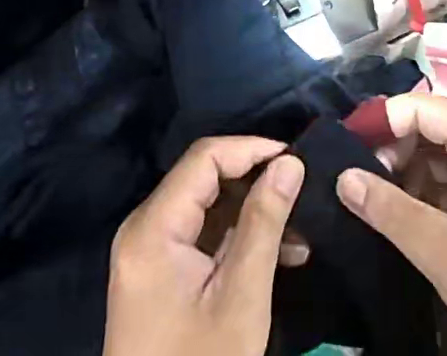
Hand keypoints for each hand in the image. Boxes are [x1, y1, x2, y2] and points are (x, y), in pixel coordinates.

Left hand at [104, 137, 305, 355]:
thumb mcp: (241, 297)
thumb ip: (264, 223)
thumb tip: (290, 163)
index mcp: (153, 226)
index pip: (204, 159)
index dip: (251, 149)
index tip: (296, 158)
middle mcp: (144, 227)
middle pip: (204, 179)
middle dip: (255, 181)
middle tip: (302, 192)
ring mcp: (150, 250)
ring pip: (207, 206)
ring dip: (252, 213)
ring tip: (300, 231)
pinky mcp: (160, 272)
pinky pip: (202, 235)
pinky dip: (238, 238)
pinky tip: (279, 254)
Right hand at [336, 95, 446, 355]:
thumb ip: (390, 211)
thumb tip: (342, 178)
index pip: (422, 107)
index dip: (381, 121)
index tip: (342, 147)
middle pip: (429, 126)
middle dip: (391, 148)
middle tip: (355, 178)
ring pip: (436, 154)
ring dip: (403, 172)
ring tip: (370, 198)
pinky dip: (422, 193)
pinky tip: (398, 213)